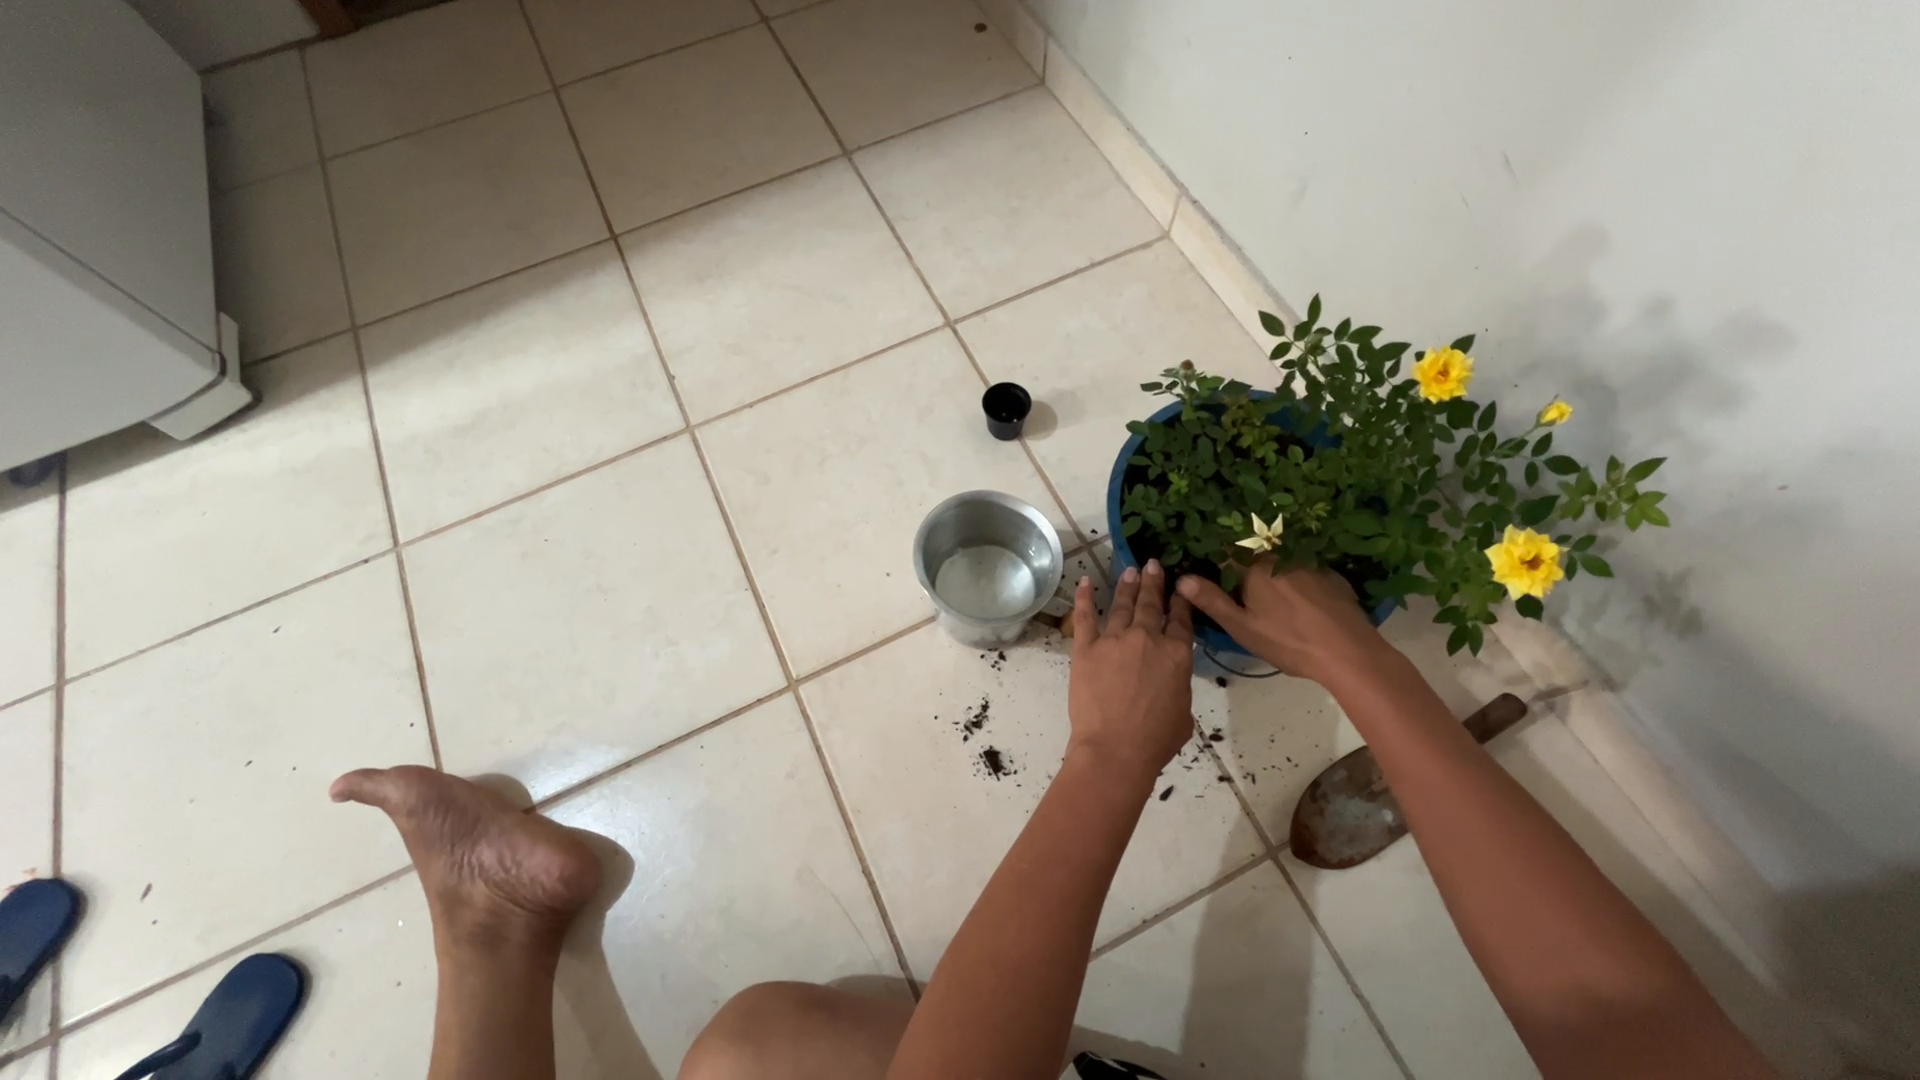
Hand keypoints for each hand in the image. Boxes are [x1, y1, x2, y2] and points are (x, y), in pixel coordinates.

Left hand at [1066, 560, 1195, 783]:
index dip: (1181, 602)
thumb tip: (1170, 680)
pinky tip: (1085, 582)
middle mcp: (1147, 638)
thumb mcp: (1183, 712)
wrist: (1116, 748)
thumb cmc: (1156, 739)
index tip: (1180, 586)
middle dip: (1154, 583)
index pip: (1181, 620)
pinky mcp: (1086, 648)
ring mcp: (1114, 640)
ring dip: (1127, 586)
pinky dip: (1084, 597)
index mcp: (1177, 654)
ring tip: (1130, 571)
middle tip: (1153, 565)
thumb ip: (1178, 686)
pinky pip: (1085, 616)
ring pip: (1122, 605)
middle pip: (1151, 604)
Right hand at [1175, 559, 1387, 684]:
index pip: (1226, 553)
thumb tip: (1182, 579)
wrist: (1348, 652)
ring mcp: (1309, 564)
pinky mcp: (1330, 574)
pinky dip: (1295, 577)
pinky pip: (1303, 568)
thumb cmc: (1288, 642)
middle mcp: (1280, 558)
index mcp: (1254, 569)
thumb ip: (1212, 601)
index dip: (1216, 560)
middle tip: (1240, 587)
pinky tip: (1300, 600)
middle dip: (1243, 564)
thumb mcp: (1242, 627)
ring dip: (1270, 569)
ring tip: (1269, 593)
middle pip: (1253, 553)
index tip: (1210, 571)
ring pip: (1280, 560)